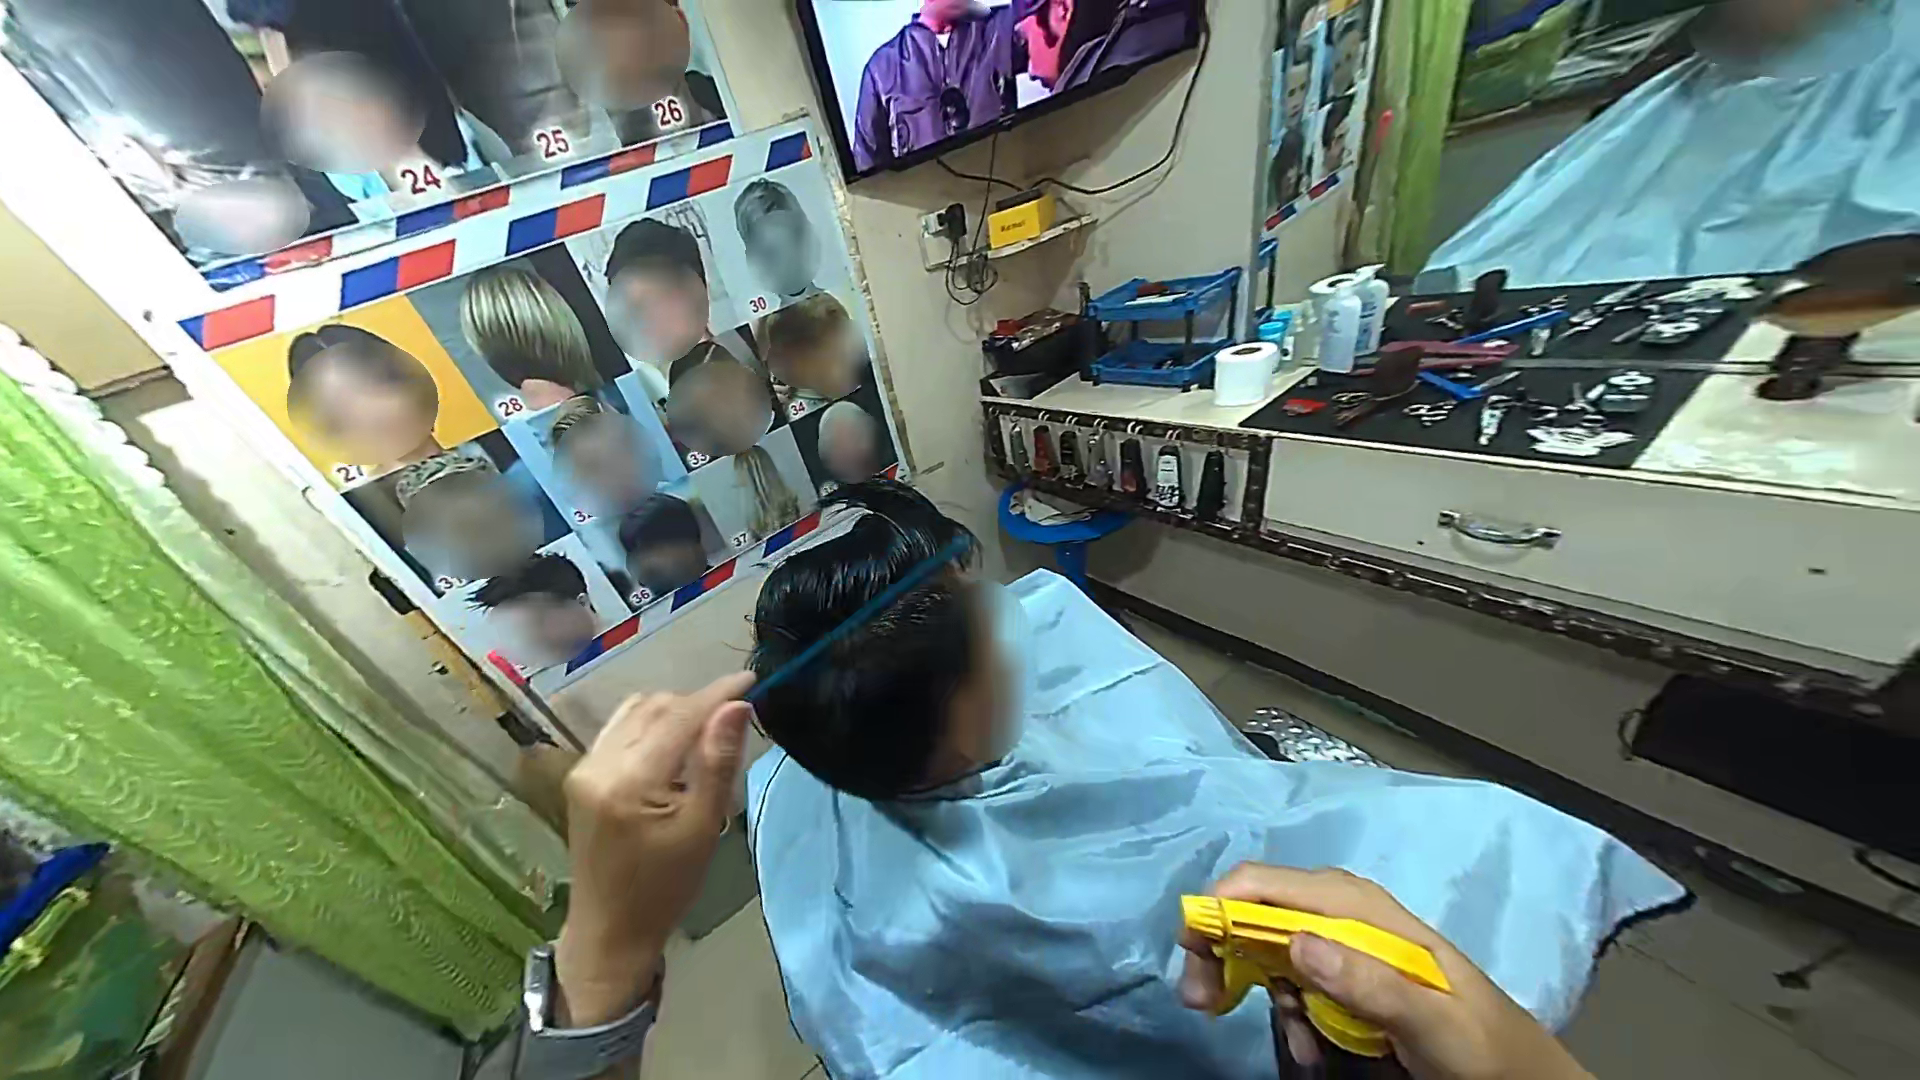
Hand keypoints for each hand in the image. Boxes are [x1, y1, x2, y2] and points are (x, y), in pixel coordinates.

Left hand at [554, 673, 754, 1024]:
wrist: (609, 933)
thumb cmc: (665, 885)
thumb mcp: (703, 826)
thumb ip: (719, 761)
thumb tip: (737, 706)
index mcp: (629, 782)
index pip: (680, 716)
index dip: (718, 693)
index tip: (751, 680)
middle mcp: (599, 765)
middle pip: (657, 706)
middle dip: (699, 703)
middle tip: (733, 719)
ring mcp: (585, 768)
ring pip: (638, 710)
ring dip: (676, 710)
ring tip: (706, 730)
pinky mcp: (582, 774)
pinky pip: (622, 726)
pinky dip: (654, 721)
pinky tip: (674, 741)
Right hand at [1177, 864, 1593, 1079]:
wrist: (1526, 1078)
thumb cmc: (1485, 1048)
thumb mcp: (1438, 1024)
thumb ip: (1373, 982)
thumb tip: (1296, 941)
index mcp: (1352, 902)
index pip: (1262, 883)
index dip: (1217, 906)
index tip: (1191, 950)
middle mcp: (1335, 906)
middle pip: (1252, 909)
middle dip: (1220, 948)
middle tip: (1200, 997)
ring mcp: (1336, 935)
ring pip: (1262, 943)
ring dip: (1247, 982)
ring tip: (1268, 1033)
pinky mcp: (1339, 965)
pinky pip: (1288, 974)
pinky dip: (1282, 1005)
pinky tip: (1304, 1040)